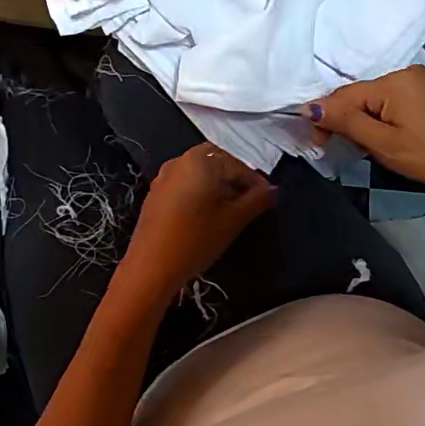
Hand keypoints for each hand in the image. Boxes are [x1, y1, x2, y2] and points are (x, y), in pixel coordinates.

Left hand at [119, 144, 275, 295]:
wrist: (151, 265)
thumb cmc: (197, 238)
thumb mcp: (234, 220)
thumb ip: (257, 200)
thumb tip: (273, 190)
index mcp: (200, 160)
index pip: (237, 165)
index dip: (255, 182)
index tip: (268, 199)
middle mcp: (179, 161)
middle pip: (216, 163)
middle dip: (235, 180)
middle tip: (251, 202)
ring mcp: (163, 177)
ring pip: (199, 174)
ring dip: (218, 186)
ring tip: (232, 211)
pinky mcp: (155, 194)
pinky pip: (184, 185)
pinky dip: (200, 193)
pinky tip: (207, 216)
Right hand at [307, 66, 424, 213]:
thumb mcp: (385, 144)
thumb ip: (346, 123)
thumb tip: (309, 107)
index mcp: (393, 80)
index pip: (342, 95)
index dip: (324, 119)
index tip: (318, 146)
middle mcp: (407, 72)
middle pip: (359, 95)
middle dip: (345, 121)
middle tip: (343, 151)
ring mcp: (423, 82)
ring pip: (376, 100)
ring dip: (364, 122)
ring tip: (367, 148)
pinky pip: (395, 102)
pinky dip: (383, 119)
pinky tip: (388, 139)